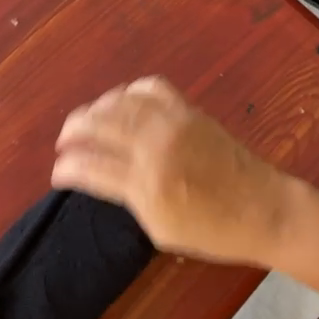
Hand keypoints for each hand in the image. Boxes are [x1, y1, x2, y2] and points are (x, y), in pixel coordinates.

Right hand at [52, 76, 306, 265]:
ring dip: (98, 107)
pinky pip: (152, 88)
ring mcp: (174, 123)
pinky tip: (122, 100)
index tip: (56, 169)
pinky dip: (130, 91)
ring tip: (86, 118)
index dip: (69, 167)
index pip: (94, 168)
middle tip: (63, 138)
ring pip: (123, 101)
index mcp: (147, 187)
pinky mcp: (189, 110)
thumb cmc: (212, 231)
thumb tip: (102, 174)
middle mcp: (156, 148)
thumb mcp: (161, 229)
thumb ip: (129, 198)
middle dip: (75, 128)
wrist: (262, 208)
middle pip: (103, 124)